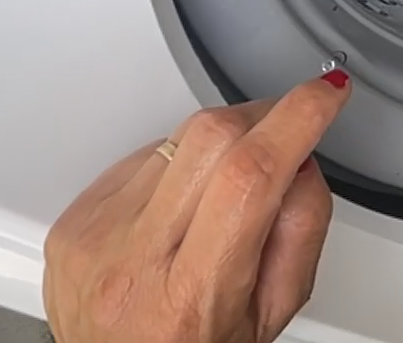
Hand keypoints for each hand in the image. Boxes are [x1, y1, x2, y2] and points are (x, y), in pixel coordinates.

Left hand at [43, 73, 351, 342]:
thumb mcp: (276, 310)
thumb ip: (305, 226)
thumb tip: (302, 157)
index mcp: (190, 295)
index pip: (250, 174)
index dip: (298, 116)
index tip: (328, 92)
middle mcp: (133, 262)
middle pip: (215, 135)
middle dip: (267, 118)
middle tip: (284, 140)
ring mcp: (96, 236)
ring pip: (185, 133)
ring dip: (226, 140)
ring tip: (224, 192)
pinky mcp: (74, 218)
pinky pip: (149, 150)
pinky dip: (184, 160)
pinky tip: (184, 203)